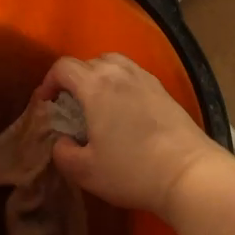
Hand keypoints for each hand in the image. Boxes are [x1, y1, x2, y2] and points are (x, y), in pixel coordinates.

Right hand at [40, 54, 226, 218]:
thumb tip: (63, 141)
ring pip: (113, 63)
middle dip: (74, 80)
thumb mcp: (87, 171)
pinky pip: (132, 74)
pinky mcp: (162, 88)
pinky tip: (125, 109)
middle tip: (71, 107)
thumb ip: (64, 153)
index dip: (49, 82)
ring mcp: (144, 76)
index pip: (63, 67)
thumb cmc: (133, 170)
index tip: (46, 104)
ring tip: (98, 103)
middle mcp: (119, 71)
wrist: (188, 172)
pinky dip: (121, 83)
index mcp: (95, 85)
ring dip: (99, 77)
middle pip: (88, 62)